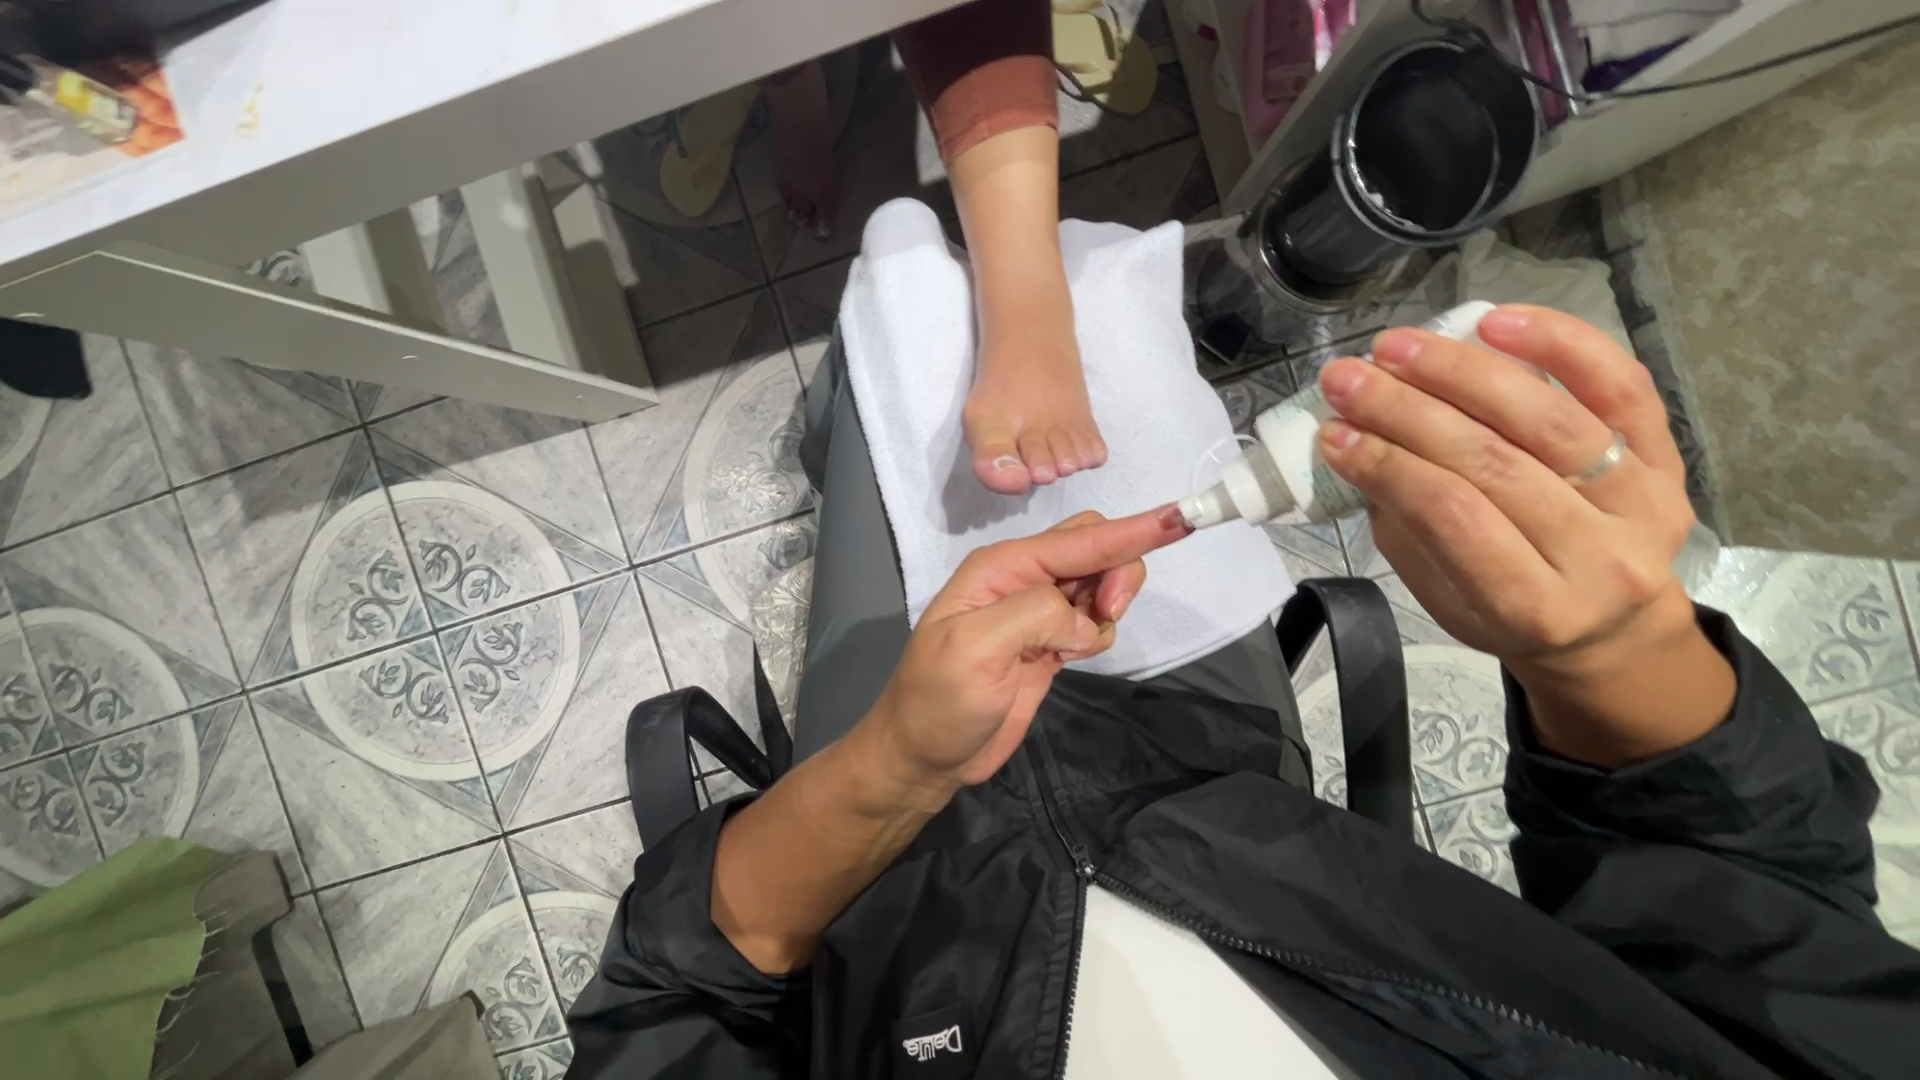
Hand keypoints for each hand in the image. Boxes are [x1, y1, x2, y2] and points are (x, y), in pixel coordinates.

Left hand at [859, 507, 1189, 790]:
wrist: (927, 754)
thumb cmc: (939, 699)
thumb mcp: (974, 648)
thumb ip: (1034, 616)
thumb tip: (1085, 621)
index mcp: (1002, 568)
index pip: (1080, 538)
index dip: (1132, 530)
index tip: (1180, 518)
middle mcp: (1023, 580)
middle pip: (1096, 549)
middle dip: (1118, 571)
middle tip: (1109, 612)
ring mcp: (1037, 613)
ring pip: (1100, 582)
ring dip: (1108, 606)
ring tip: (1076, 644)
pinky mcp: (1049, 644)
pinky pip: (1095, 620)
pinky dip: (1099, 632)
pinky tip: (1072, 655)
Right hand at [1315, 305, 1733, 764]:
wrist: (1610, 631)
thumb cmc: (1503, 614)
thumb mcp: (1438, 593)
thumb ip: (1403, 521)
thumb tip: (1357, 439)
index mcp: (1531, 604)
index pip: (1452, 514)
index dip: (1386, 465)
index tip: (1331, 432)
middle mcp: (1599, 554)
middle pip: (1494, 460)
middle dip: (1406, 411)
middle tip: (1347, 377)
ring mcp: (1644, 501)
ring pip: (1549, 418)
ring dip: (1461, 370)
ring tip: (1396, 346)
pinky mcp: (1668, 458)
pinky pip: (1623, 387)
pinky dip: (1560, 344)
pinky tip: (1496, 320)